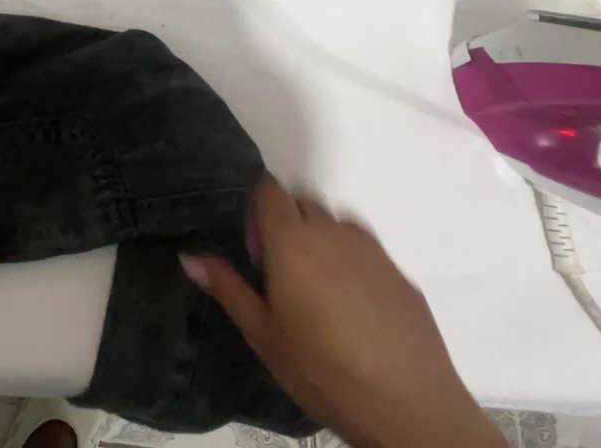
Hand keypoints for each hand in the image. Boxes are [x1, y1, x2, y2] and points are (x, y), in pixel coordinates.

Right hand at [180, 178, 502, 447]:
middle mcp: (333, 233)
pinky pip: (368, 249)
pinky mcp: (401, 274)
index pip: (269, 189)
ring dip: (321, 236)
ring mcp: (373, 252)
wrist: (411, 411)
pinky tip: (354, 308)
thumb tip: (188, 255)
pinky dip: (352, 260)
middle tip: (281, 269)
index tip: (255, 248)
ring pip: (337, 221)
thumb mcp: (263, 334)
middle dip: (287, 220)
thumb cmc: (323, 372)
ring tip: (318, 286)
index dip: (256, 207)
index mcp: (292, 242)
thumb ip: (227, 287)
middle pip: (303, 199)